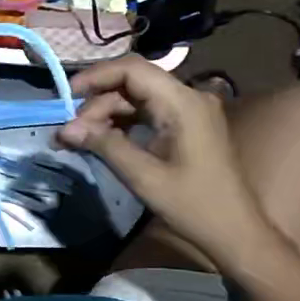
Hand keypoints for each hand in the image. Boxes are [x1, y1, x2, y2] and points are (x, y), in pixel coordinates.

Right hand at [58, 57, 276, 268]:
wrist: (234, 230)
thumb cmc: (193, 205)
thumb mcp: (144, 177)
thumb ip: (105, 146)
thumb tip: (65, 130)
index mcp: (182, 102)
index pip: (133, 70)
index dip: (96, 77)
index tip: (66, 96)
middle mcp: (188, 97)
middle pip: (133, 83)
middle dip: (97, 103)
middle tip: (69, 133)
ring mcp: (190, 110)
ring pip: (138, 98)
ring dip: (107, 115)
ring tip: (77, 140)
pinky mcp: (187, 126)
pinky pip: (149, 113)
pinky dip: (123, 124)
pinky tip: (101, 141)